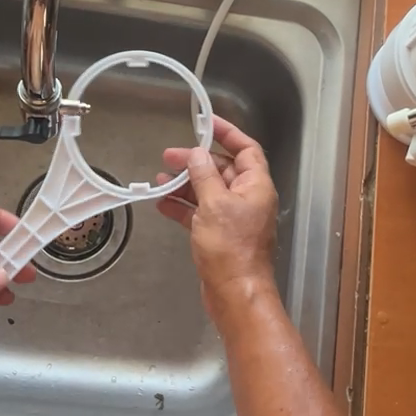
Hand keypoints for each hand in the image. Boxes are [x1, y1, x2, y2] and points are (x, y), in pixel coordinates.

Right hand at [159, 116, 279, 327]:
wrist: (235, 294)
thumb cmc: (230, 247)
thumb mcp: (214, 205)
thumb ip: (204, 176)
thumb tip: (198, 154)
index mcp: (256, 186)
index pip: (246, 149)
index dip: (227, 133)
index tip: (205, 121)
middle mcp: (248, 198)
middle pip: (223, 169)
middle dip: (196, 161)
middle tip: (168, 156)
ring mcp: (234, 218)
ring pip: (209, 191)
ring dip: (185, 183)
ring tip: (159, 179)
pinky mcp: (220, 235)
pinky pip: (200, 213)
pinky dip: (183, 207)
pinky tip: (161, 203)